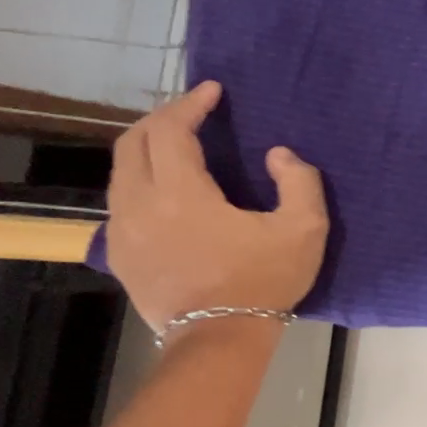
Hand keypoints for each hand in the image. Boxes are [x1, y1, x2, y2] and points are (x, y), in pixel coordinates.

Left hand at [106, 81, 328, 334]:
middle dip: (161, 119)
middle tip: (194, 109)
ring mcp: (124, 229)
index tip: (213, 91)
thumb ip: (300, 182)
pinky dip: (142, 176)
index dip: (190, 106)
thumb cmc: (266, 278)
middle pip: (131, 144)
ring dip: (147, 147)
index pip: (170, 133)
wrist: (220, 335)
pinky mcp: (121, 250)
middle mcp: (140, 205)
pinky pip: (123, 198)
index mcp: (183, 196)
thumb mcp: (306, 228)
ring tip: (180, 141)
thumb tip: (279, 154)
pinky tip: (169, 184)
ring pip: (121, 171)